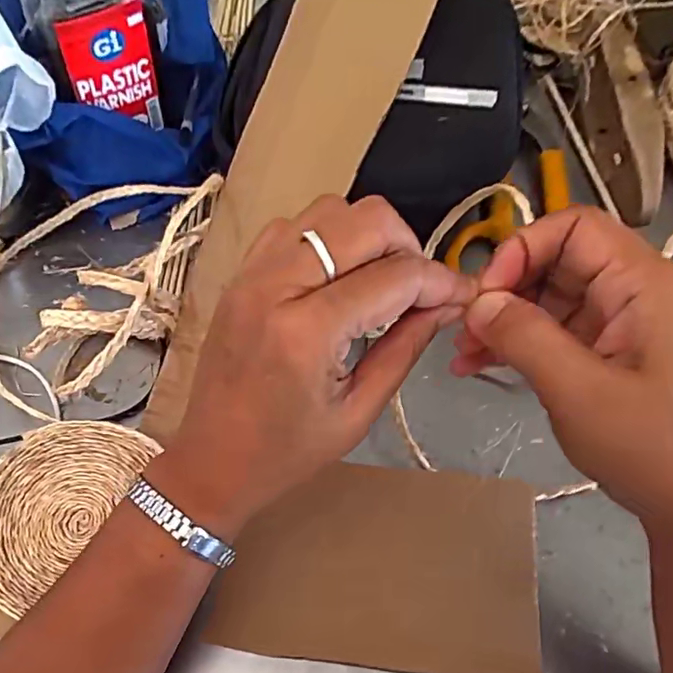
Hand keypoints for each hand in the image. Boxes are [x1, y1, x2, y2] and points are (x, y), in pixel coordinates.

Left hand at [151, 195, 472, 537]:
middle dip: (408, 247)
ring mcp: (250, 276)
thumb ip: (403, 350)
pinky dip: (325, 239)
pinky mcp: (238, 277)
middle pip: (364, 220)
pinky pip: (291, 227)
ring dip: (366, 237)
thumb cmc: (284, 454)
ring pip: (327, 211)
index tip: (461, 296)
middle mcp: (275, 287)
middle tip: (419, 290)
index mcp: (307, 332)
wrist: (211, 462)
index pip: (394, 276)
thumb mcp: (356, 414)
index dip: (440, 281)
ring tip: (378, 284)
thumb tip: (444, 306)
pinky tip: (335, 280)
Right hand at [455, 206, 672, 538]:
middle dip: (506, 292)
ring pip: (558, 304)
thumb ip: (525, 338)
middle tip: (463, 333)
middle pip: (562, 265)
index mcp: (645, 284)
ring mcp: (631, 330)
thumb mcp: (579, 391)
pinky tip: (487, 368)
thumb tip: (478, 302)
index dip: (520, 250)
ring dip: (508, 324)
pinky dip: (526, 349)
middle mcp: (640, 295)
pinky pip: (565, 338)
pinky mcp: (621, 362)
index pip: (574, 228)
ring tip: (464, 357)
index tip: (482, 297)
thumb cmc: (653, 448)